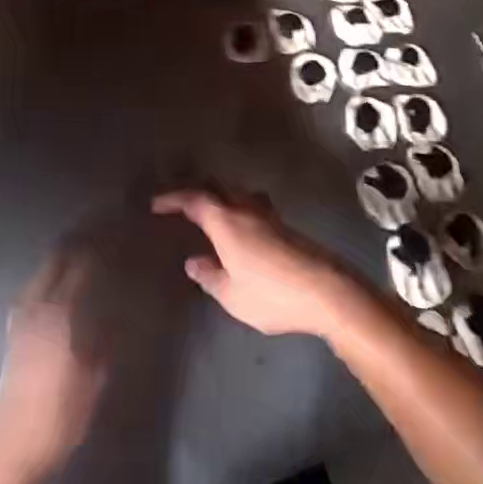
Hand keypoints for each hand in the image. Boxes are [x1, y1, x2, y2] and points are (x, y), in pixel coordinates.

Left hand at [0, 250, 107, 481]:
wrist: (16, 448)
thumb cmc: (62, 413)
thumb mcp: (96, 371)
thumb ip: (110, 328)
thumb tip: (128, 297)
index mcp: (59, 312)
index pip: (85, 260)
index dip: (106, 241)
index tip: (125, 229)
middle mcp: (36, 304)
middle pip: (60, 254)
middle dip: (85, 236)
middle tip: (109, 227)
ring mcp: (21, 315)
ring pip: (47, 267)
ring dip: (69, 250)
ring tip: (92, 244)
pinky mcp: (14, 328)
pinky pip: (38, 283)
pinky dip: (56, 270)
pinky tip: (68, 278)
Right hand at [151, 190, 366, 337]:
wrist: (326, 291)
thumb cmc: (272, 295)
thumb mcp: (231, 295)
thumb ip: (209, 276)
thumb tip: (193, 261)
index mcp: (227, 223)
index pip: (195, 199)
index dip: (173, 199)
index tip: (156, 204)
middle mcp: (246, 210)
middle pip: (218, 188)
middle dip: (197, 191)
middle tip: (181, 204)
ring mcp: (269, 216)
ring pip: (238, 194)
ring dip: (220, 197)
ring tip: (209, 213)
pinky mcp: (285, 227)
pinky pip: (252, 206)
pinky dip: (237, 209)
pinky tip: (239, 229)